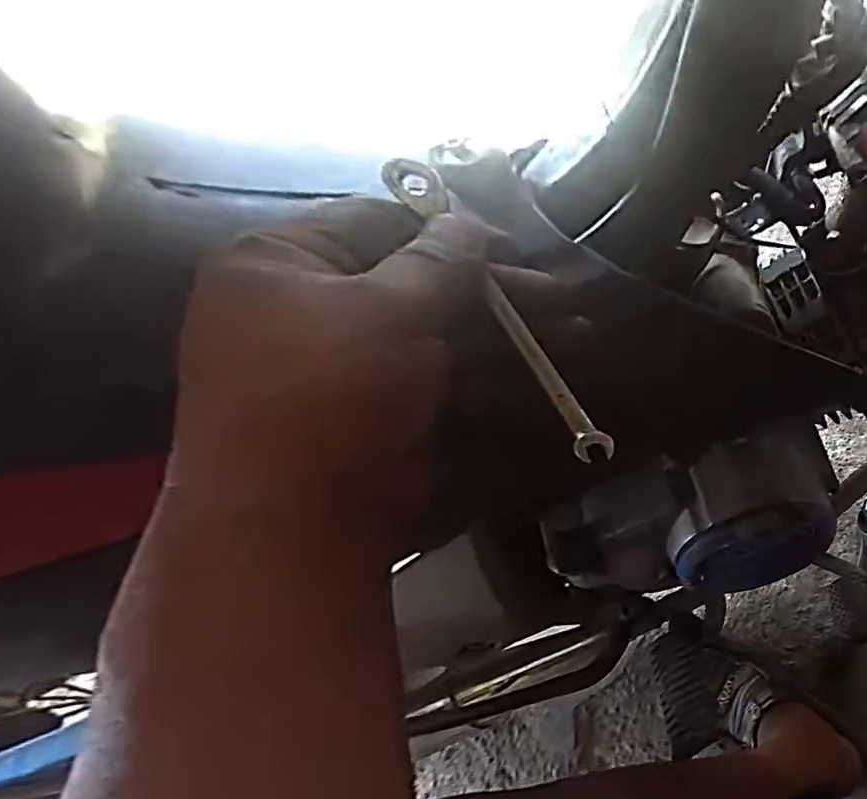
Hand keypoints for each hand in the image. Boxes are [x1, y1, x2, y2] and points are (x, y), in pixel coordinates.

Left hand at [169, 197, 545, 538]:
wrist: (304, 507)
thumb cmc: (331, 390)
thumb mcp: (384, 311)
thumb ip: (435, 265)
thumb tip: (468, 222)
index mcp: (289, 264)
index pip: (378, 224)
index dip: (449, 230)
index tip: (514, 247)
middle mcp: (324, 308)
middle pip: (427, 286)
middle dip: (501, 292)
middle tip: (565, 299)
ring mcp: (366, 364)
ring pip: (452, 336)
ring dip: (516, 335)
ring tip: (577, 335)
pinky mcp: (399, 409)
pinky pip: (456, 380)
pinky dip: (502, 377)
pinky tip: (548, 375)